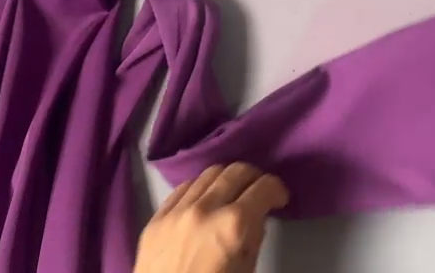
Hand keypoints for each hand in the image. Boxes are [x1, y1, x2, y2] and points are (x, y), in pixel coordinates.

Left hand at [134, 163, 288, 272]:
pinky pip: (183, 188)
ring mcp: (177, 212)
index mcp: (233, 225)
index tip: (279, 199)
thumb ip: (255, 237)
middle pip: (238, 171)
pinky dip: (199, 189)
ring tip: (229, 194)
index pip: (265, 187)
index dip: (277, 190)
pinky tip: (203, 202)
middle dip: (254, 178)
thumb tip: (256, 215)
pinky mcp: (155, 220)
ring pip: (210, 173)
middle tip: (257, 193)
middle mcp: (206, 209)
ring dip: (226, 179)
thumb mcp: (245, 271)